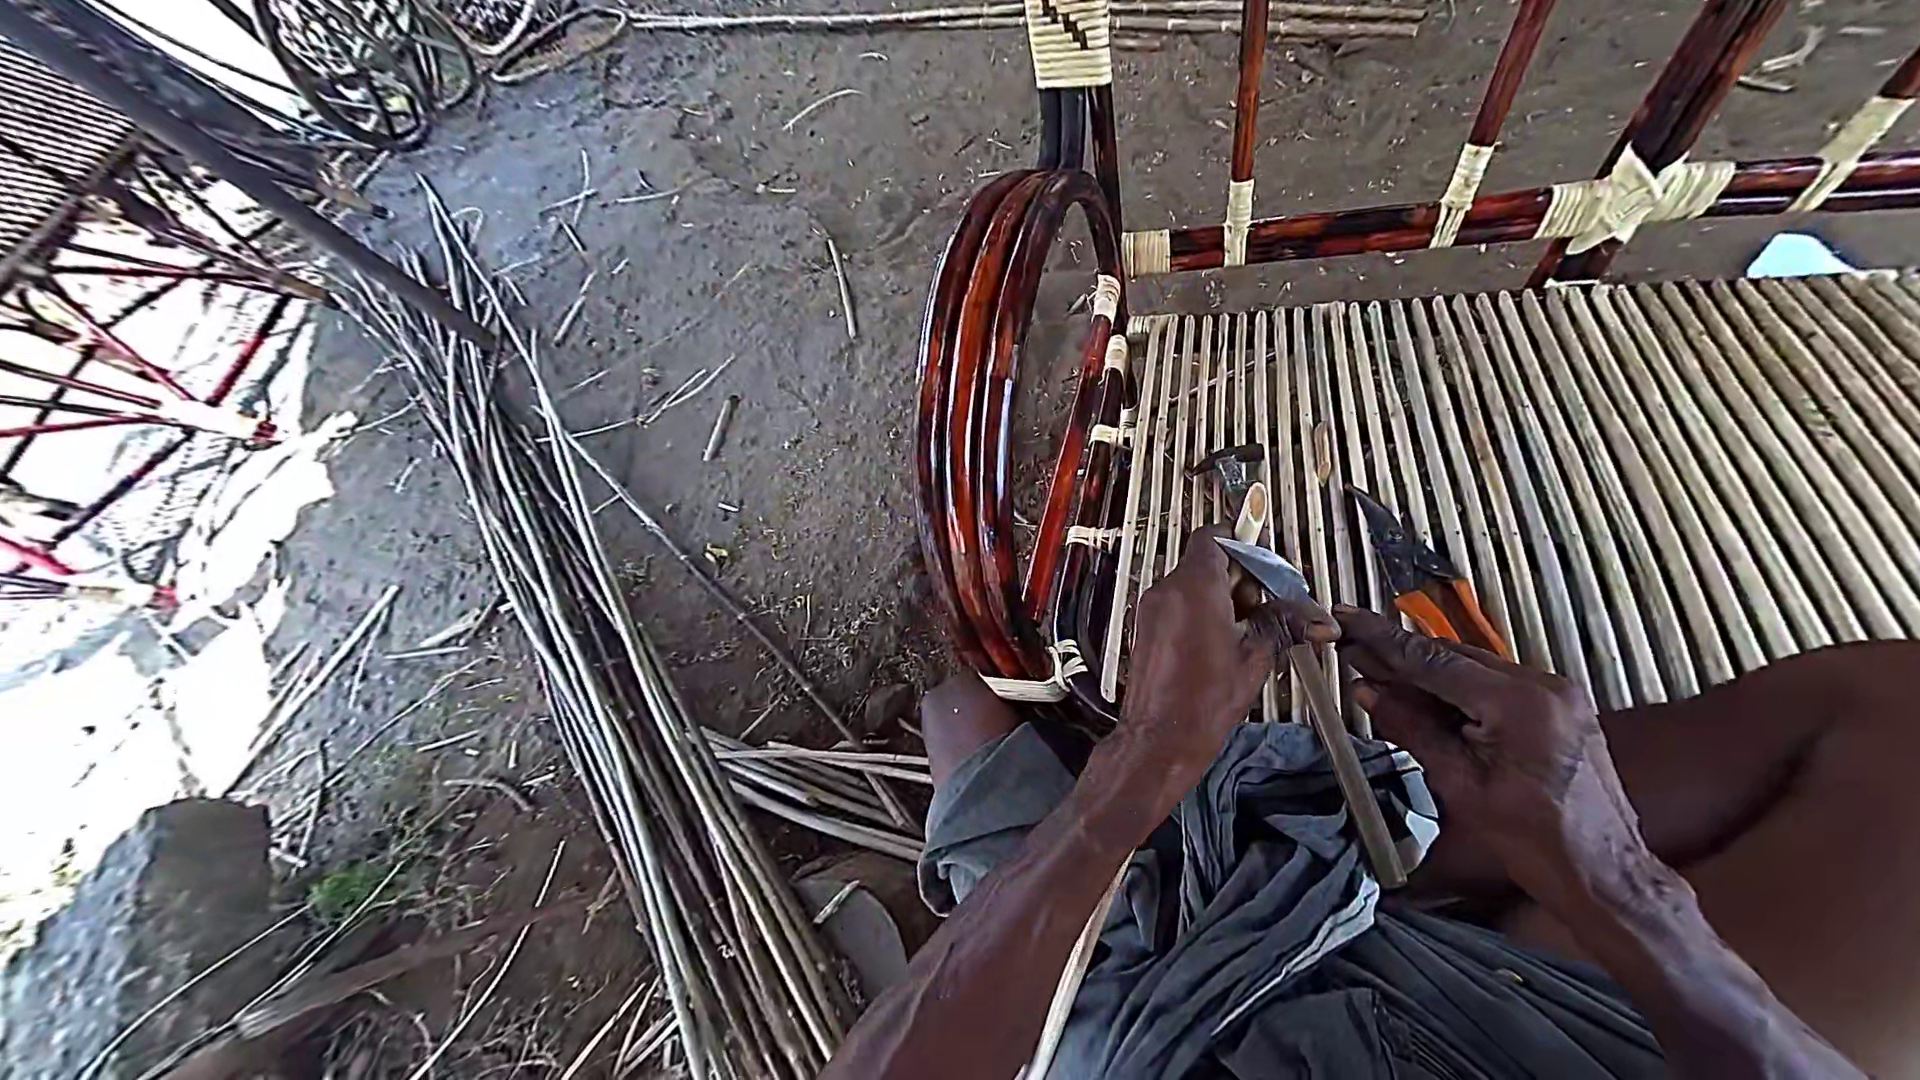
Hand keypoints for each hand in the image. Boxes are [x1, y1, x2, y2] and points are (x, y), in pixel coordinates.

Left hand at [1120, 527, 1332, 783]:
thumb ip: (1282, 625)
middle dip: (1239, 580)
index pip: (1214, 537)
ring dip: (1221, 597)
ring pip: (1192, 583)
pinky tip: (1218, 643)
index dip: (1243, 544)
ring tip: (1242, 633)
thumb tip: (1316, 619)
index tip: (1264, 566)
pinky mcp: (1146, 625)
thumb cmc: (1204, 700)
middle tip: (1262, 610)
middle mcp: (1167, 589)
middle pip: (1206, 560)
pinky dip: (1200, 611)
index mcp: (1194, 586)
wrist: (1161, 735)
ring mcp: (1152, 607)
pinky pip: (1177, 603)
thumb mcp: (1255, 657)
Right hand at [1335, 606, 1652, 905]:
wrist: (1605, 874)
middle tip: (1348, 652)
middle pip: (1448, 655)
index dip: (1380, 638)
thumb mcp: (1457, 781)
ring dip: (1420, 672)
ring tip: (1374, 675)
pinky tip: (1417, 696)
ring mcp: (1553, 693)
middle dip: (1396, 656)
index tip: (1344, 616)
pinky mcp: (1555, 705)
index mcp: (1519, 702)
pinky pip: (1487, 682)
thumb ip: (1410, 726)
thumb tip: (1364, 689)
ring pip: (1466, 666)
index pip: (1431, 659)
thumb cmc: (1531, 838)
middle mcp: (1542, 685)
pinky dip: (1448, 687)